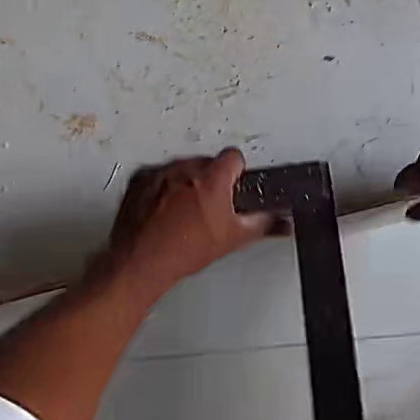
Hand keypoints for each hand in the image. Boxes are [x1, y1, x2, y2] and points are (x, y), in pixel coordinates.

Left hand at [101, 148, 277, 293]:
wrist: (142, 262)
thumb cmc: (182, 250)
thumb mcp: (234, 239)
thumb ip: (263, 223)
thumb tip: (279, 220)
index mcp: (212, 178)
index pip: (234, 157)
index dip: (238, 171)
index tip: (235, 183)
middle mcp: (185, 169)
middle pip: (207, 162)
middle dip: (212, 179)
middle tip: (211, 206)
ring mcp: (160, 173)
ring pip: (182, 168)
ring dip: (187, 183)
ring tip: (186, 212)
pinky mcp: (140, 180)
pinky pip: (159, 176)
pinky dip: (163, 188)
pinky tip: (165, 211)